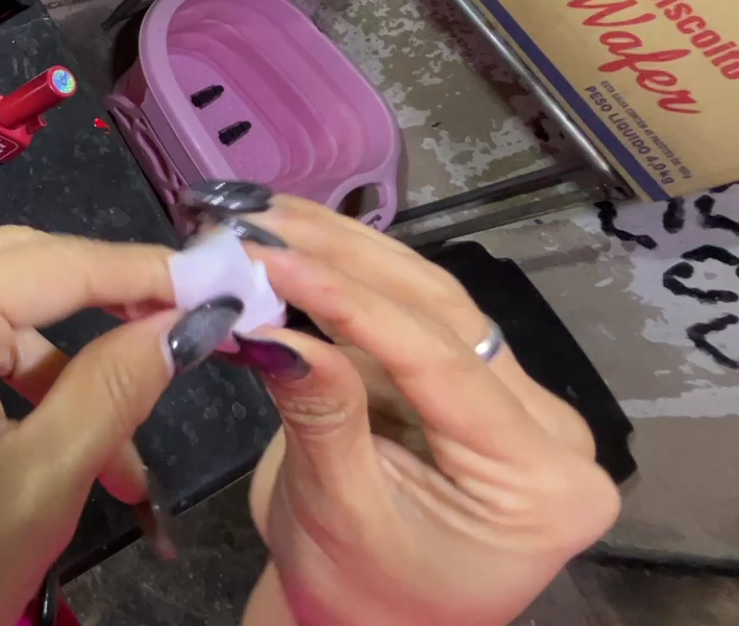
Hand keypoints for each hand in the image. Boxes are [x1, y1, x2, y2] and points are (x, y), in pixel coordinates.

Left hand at [0, 227, 244, 625]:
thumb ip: (114, 387)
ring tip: (115, 454)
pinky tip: (38, 434)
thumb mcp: (40, 482)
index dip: (140, 271)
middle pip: (10, 268)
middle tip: (178, 340)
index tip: (218, 279)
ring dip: (49, 363)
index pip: (52, 263)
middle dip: (97, 305)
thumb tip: (183, 324)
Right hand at [231, 197, 618, 625]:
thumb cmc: (360, 583)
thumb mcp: (340, 511)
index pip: (440, 362)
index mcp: (539, 476)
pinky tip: (287, 234)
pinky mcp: (435, 373)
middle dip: (342, 253)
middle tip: (256, 218)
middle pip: (439, 310)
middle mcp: (534, 421)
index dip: (349, 300)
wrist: (362, 610)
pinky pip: (387, 308)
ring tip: (262, 209)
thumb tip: (269, 331)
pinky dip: (332, 267)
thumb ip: (321, 417)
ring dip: (337, 244)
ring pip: (419, 292)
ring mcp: (488, 391)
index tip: (267, 256)